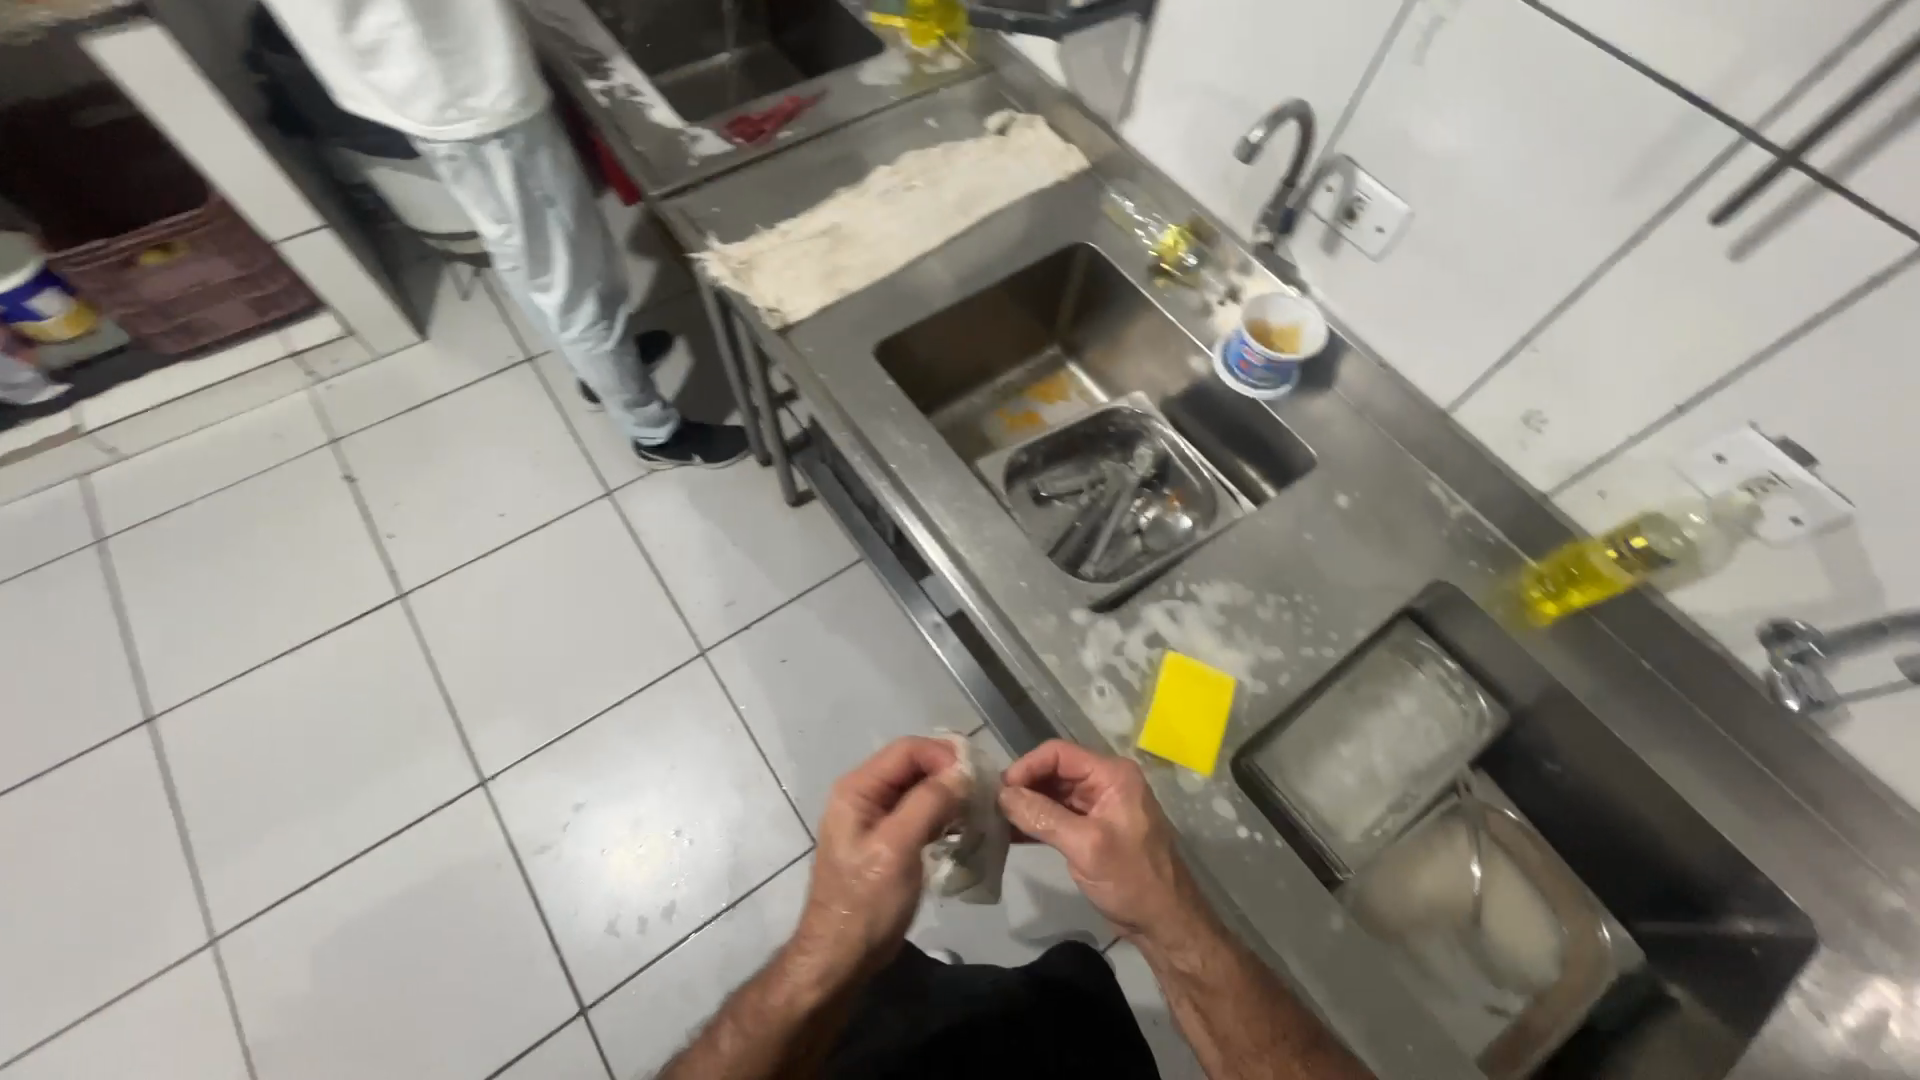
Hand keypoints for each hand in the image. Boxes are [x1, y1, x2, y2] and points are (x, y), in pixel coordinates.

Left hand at [793, 737, 967, 978]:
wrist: (841, 958)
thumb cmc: (866, 903)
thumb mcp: (897, 849)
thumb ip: (929, 803)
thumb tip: (963, 772)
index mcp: (857, 789)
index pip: (907, 750)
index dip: (943, 755)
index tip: (979, 775)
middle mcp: (864, 795)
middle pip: (914, 766)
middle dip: (950, 774)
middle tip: (986, 791)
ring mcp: (876, 819)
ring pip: (920, 790)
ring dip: (949, 795)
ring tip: (980, 809)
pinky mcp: (889, 840)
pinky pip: (920, 813)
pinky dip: (943, 815)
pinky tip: (965, 829)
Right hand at [999, 740, 1208, 944]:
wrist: (1165, 924)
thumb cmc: (1132, 879)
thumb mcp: (1086, 846)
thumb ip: (1043, 816)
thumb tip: (1002, 795)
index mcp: (1112, 775)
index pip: (1059, 754)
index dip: (1027, 766)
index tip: (1000, 790)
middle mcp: (1105, 783)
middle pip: (1054, 771)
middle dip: (1024, 786)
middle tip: (992, 806)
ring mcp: (1098, 806)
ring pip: (1052, 793)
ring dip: (1026, 805)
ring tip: (995, 819)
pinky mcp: (1091, 829)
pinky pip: (1057, 815)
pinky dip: (1035, 822)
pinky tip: (1010, 833)